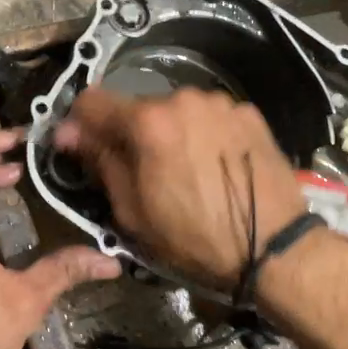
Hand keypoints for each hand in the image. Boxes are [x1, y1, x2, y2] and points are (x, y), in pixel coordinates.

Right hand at [55, 86, 306, 295]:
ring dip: (170, 132)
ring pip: (176, 112)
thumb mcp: (132, 210)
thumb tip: (69, 132)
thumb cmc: (196, 237)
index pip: (92, 102)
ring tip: (186, 170)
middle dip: (131, 133)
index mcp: (147, 120)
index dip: (81, 124)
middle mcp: (181, 99)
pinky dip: (203, 134)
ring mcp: (219, 103)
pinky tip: (216, 166)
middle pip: (137, 108)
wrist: (278, 250)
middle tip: (143, 171)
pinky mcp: (248, 113)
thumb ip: (99, 161)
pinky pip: (210, 117)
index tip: (84, 147)